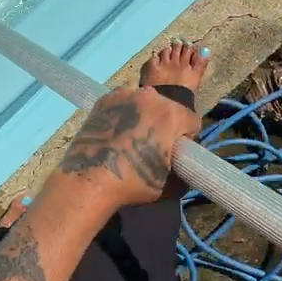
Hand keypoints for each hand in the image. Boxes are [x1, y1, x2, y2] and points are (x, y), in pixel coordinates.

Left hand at [52, 87, 197, 209]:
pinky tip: (115, 131)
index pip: (191, 122)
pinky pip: (122, 103)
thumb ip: (183, 169)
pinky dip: (122, 113)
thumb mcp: (171, 184)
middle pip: (166, 108)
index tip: (176, 150)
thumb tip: (183, 165)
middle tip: (153, 144)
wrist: (90, 178)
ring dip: (143, 115)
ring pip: (143, 102)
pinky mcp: (104, 99)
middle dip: (164, 124)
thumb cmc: (134, 182)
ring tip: (131, 137)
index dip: (185, 138)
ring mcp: (125, 95)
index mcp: (172, 115)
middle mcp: (151, 97)